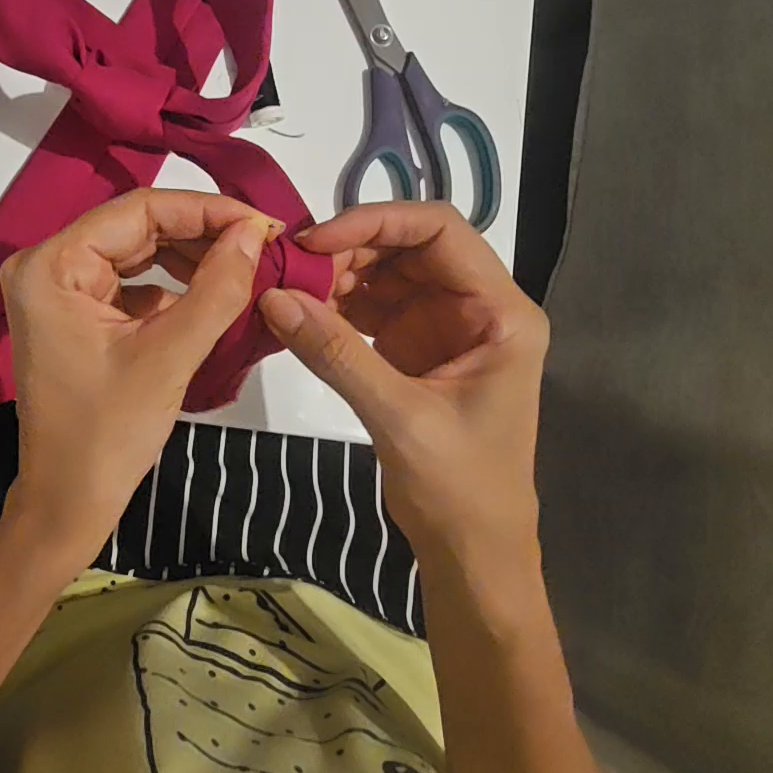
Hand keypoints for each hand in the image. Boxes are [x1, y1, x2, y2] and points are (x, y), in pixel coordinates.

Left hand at [1, 190, 280, 555]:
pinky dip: (171, 285)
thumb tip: (254, 232)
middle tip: (262, 244)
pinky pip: (129, 281)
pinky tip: (213, 291)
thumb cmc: (110, 434)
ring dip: (190, 257)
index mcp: (51, 266)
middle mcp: (46, 265)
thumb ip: (216, 288)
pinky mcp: (73, 313)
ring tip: (246, 264)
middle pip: (136, 227)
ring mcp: (57, 289)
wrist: (68, 500)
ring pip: (136, 252)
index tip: (262, 222)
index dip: (205, 210)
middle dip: (201, 233)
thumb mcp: (169, 356)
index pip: (138, 210)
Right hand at [257, 202, 548, 574]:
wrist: (471, 550)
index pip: (440, 231)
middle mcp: (476, 307)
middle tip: (290, 269)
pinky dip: (335, 306)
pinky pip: (371, 307)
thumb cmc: (459, 488)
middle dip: (350, 249)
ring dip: (338, 276)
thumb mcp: (398, 416)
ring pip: (386, 273)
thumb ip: (336, 353)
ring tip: (290, 291)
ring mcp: (443, 326)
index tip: (315, 241)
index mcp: (500, 313)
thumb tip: (272, 298)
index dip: (377, 222)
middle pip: (409, 247)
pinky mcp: (414, 348)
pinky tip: (301, 313)